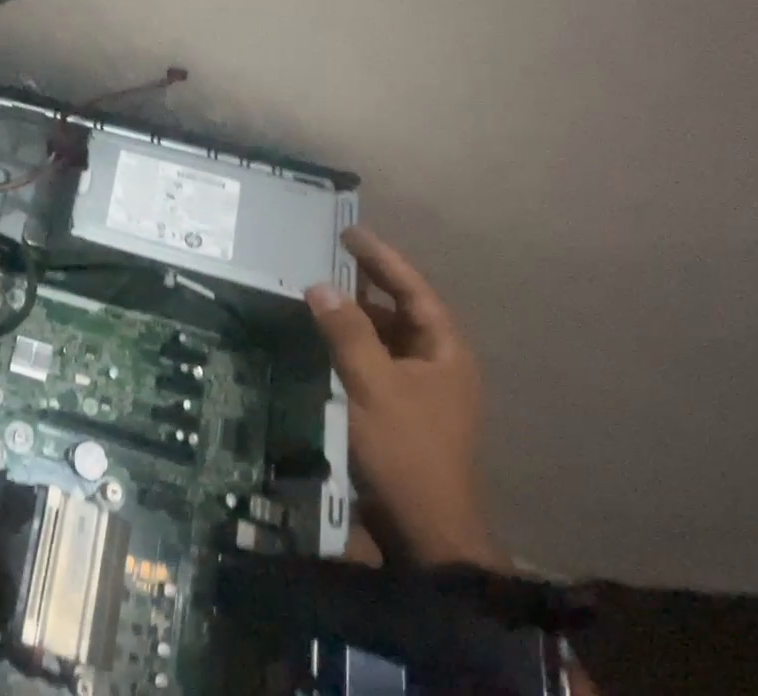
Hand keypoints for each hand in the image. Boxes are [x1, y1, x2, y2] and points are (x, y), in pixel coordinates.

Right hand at [306, 227, 503, 567]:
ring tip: (312, 297)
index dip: (382, 259)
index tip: (350, 233)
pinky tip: (319, 344)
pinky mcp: (399, 410)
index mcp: (445, 352)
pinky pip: (372, 364)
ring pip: (383, 340)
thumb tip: (320, 287)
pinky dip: (347, 348)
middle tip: (321, 261)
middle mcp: (437, 364)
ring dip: (351, 319)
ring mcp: (420, 389)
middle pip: (398, 312)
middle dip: (362, 287)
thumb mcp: (372, 386)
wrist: (425, 524)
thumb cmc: (405, 448)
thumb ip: (348, 334)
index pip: (413, 291)